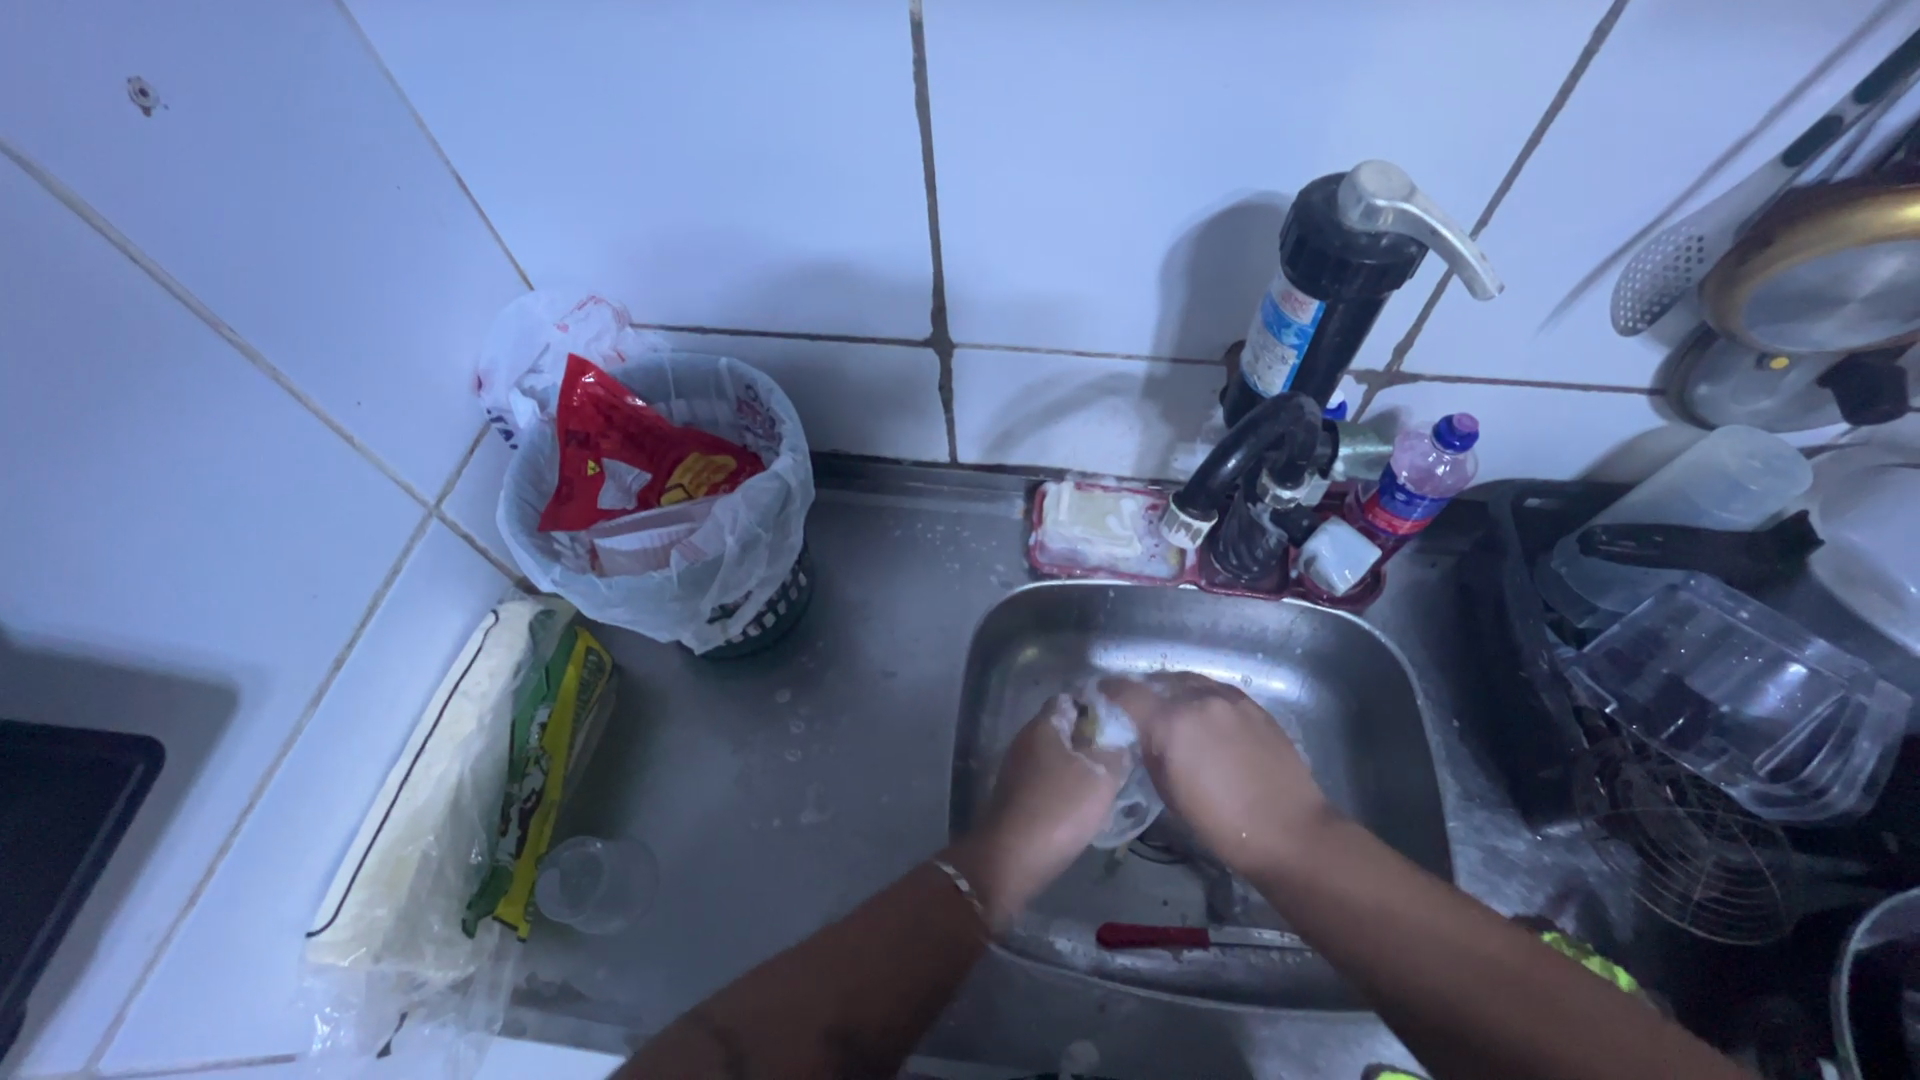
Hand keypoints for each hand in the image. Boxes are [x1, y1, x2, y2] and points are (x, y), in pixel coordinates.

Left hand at [948, 695, 1127, 928]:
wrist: (1012, 858)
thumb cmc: (1059, 808)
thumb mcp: (1100, 776)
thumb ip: (1114, 751)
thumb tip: (1118, 738)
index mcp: (1042, 725)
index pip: (1071, 699)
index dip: (1097, 706)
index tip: (1123, 721)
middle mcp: (1026, 740)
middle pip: (1064, 729)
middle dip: (1092, 738)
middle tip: (1122, 752)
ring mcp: (1018, 769)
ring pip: (1057, 756)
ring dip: (1081, 765)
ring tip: (1111, 779)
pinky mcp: (1018, 795)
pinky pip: (1049, 780)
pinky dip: (1068, 786)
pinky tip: (1086, 802)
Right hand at [1098, 673, 1332, 874]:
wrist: (1289, 831)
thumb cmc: (1221, 823)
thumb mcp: (1170, 793)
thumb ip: (1152, 754)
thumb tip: (1146, 737)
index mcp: (1172, 722)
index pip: (1129, 693)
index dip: (1111, 691)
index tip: (1102, 693)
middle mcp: (1200, 700)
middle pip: (1162, 681)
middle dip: (1145, 691)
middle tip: (1139, 707)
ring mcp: (1231, 700)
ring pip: (1192, 682)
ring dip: (1176, 691)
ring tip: (1172, 708)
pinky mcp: (1255, 707)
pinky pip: (1219, 691)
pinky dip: (1204, 697)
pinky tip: (1205, 717)